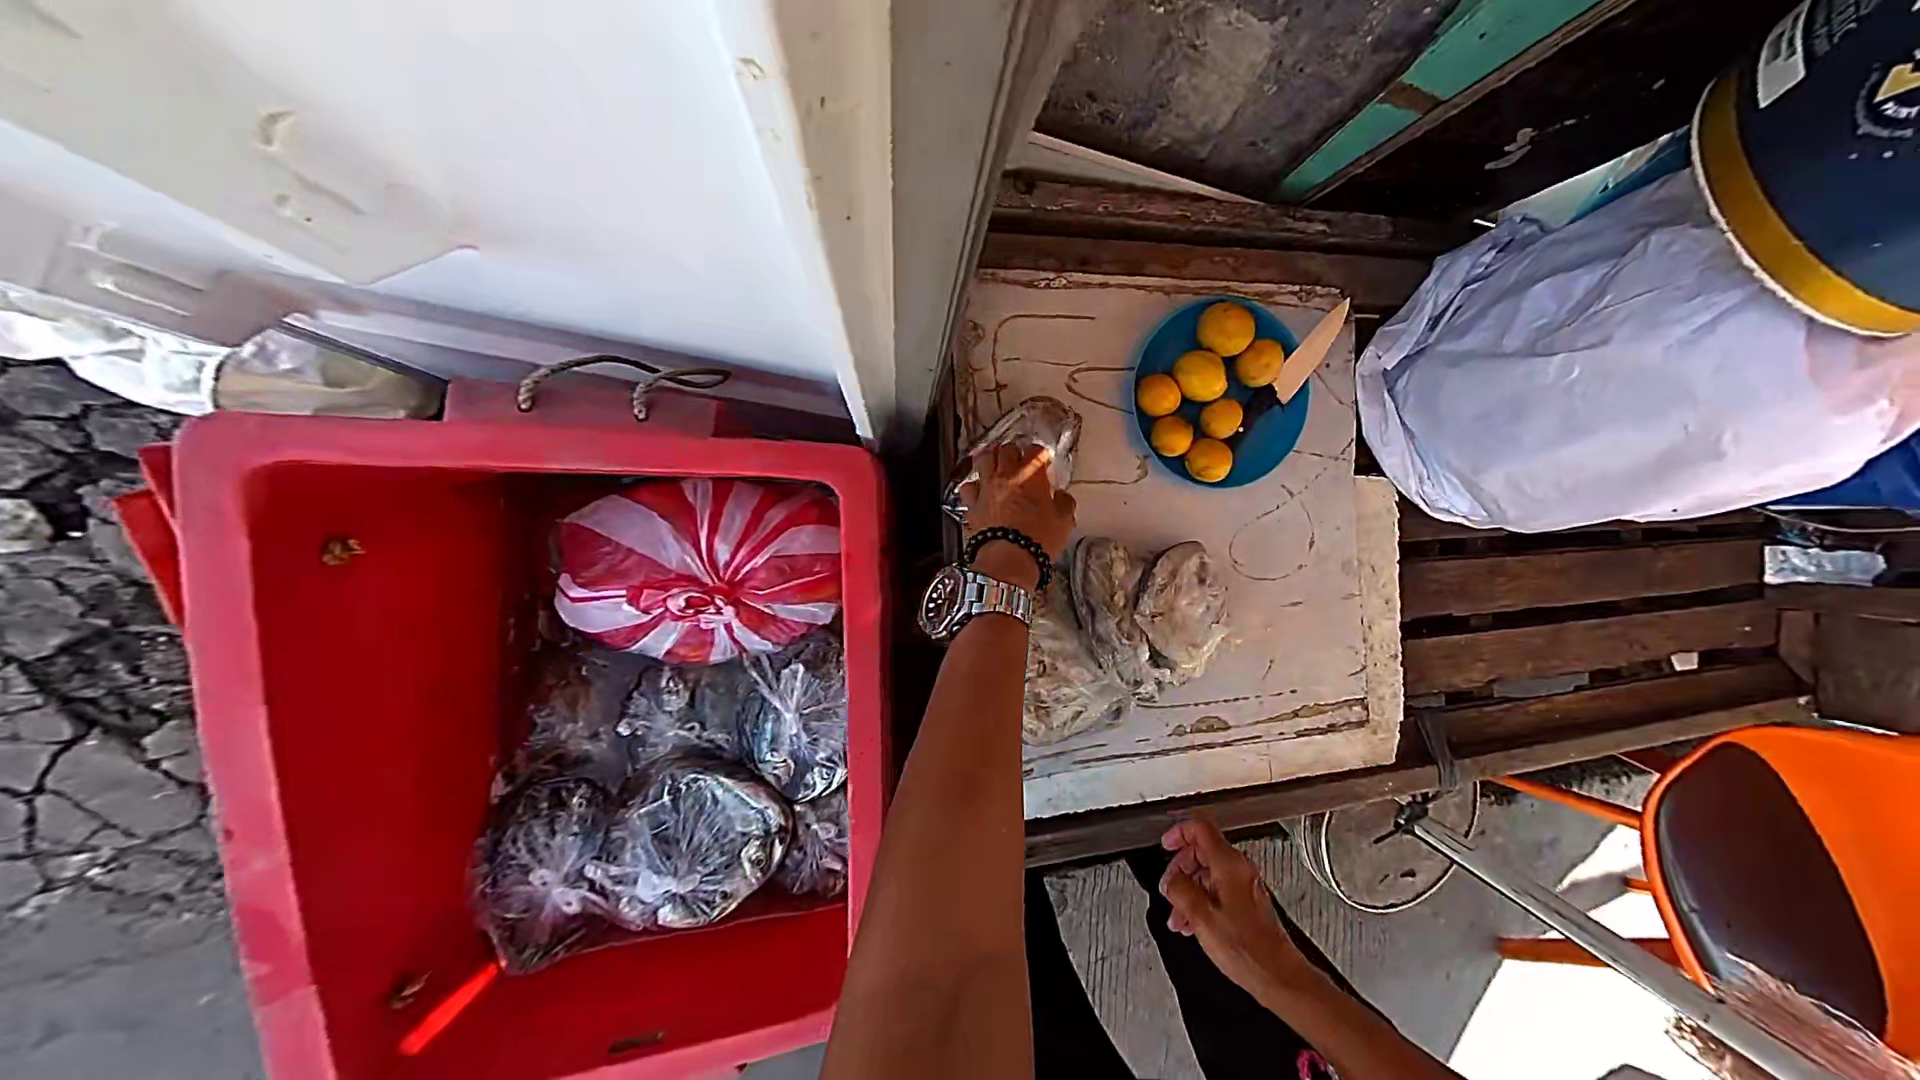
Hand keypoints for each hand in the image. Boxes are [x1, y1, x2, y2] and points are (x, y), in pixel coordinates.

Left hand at [965, 444, 1075, 557]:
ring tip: (995, 462)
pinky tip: (979, 488)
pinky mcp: (972, 505)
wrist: (1009, 559)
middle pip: (1007, 449)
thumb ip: (1064, 503)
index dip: (1040, 454)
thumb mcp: (1064, 521)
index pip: (1035, 451)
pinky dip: (973, 484)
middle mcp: (1006, 476)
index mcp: (1031, 474)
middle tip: (1020, 459)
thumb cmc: (1037, 540)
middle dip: (1015, 451)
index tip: (1044, 461)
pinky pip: (968, 486)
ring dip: (990, 458)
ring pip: (983, 459)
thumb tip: (1062, 497)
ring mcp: (986, 488)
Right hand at [1158, 819, 1310, 998]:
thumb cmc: (1247, 949)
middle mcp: (1240, 869)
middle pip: (1202, 850)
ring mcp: (1245, 885)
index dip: (1179, 832)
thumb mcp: (1200, 915)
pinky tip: (1193, 921)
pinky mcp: (1248, 902)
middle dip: (1180, 868)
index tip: (1166, 844)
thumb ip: (1179, 889)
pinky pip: (1218, 889)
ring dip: (1188, 888)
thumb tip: (1170, 880)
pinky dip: (1201, 899)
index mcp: (1229, 864)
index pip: (1200, 828)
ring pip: (1208, 872)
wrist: (1278, 977)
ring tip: (1178, 913)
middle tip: (1169, 886)